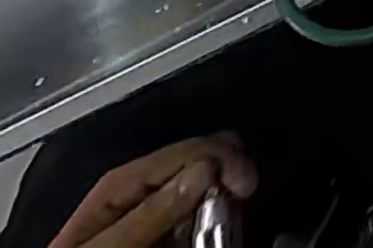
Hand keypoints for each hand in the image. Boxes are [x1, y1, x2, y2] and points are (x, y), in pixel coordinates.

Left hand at [47, 134, 258, 247]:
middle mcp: (141, 183)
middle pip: (202, 155)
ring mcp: (150, 204)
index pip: (190, 149)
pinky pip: (196, 205)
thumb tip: (206, 169)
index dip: (225, 159)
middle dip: (229, 169)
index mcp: (124, 181)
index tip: (248, 185)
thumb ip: (150, 213)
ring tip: (237, 214)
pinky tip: (219, 225)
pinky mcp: (157, 223)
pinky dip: (214, 209)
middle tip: (246, 198)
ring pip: (205, 178)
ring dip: (225, 191)